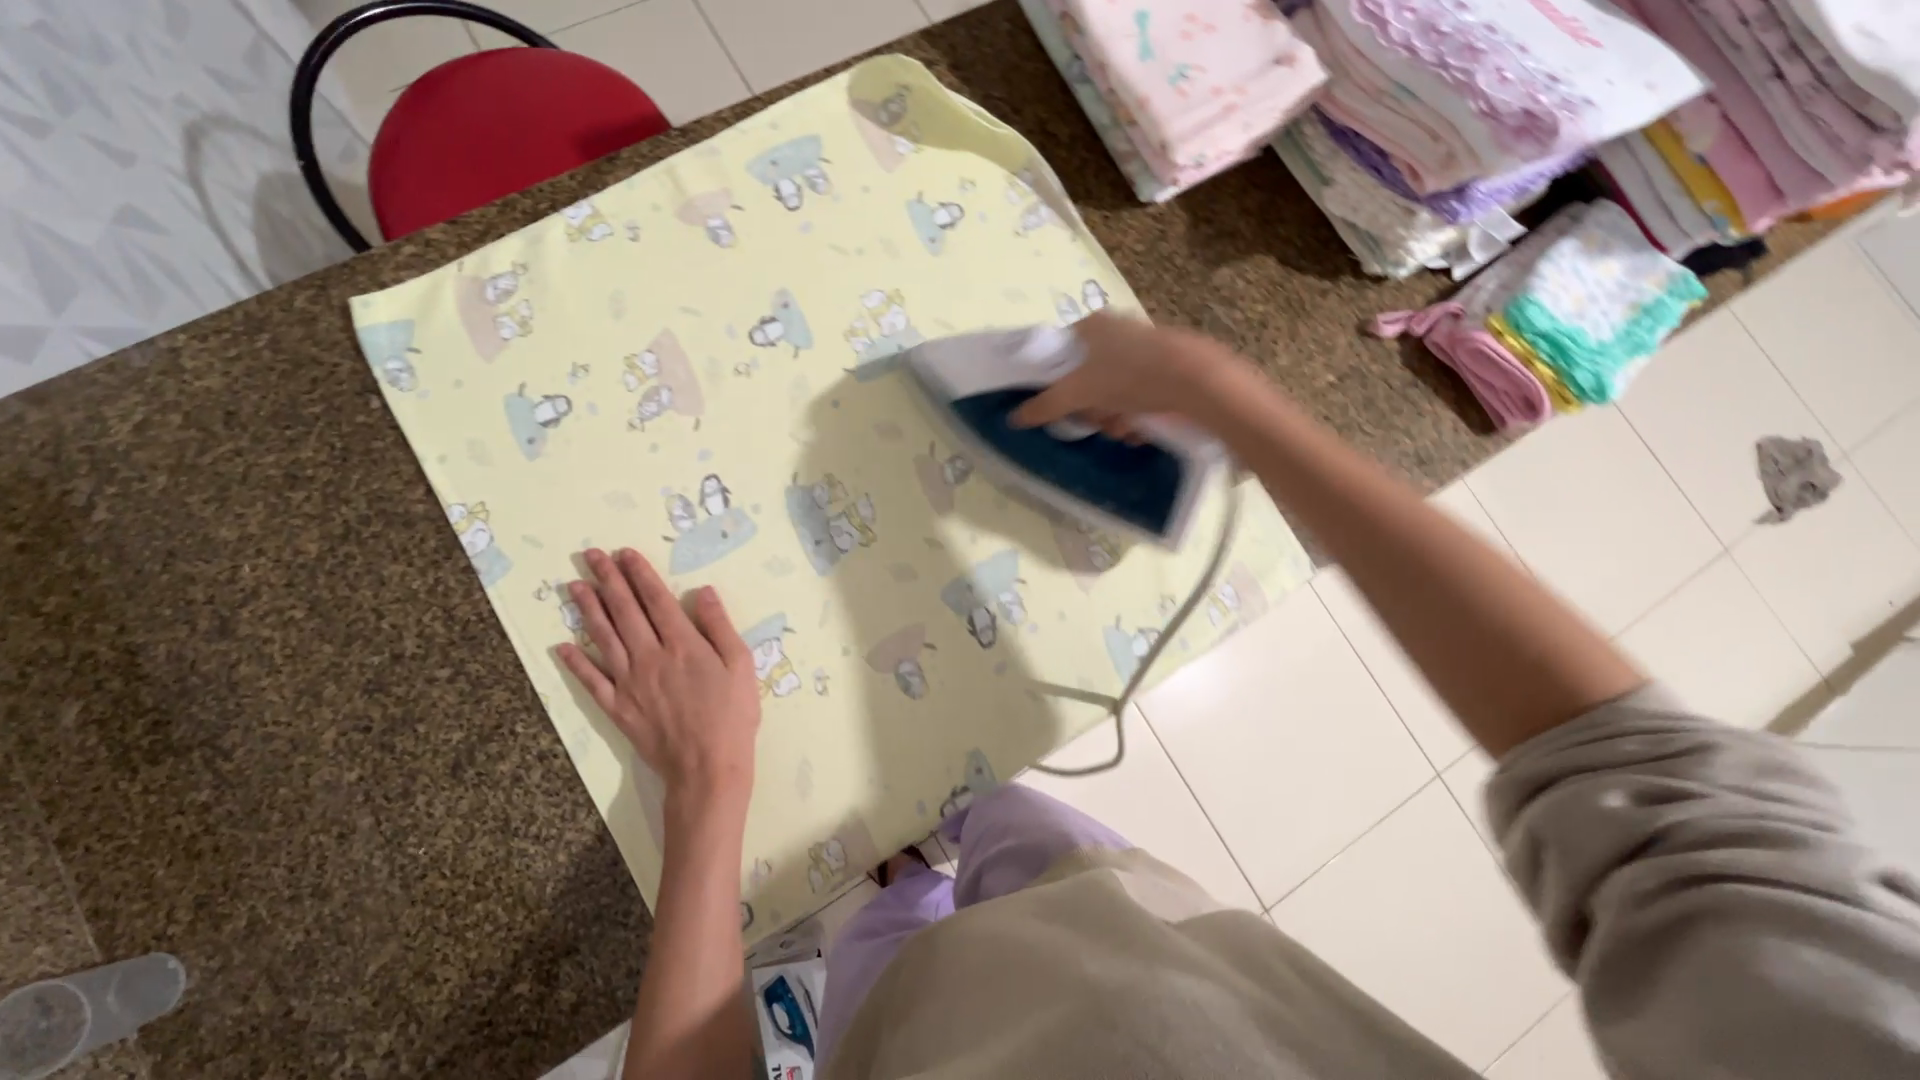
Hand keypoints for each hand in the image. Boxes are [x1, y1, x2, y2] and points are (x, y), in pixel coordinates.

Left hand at [557, 548, 760, 810]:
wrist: (707, 766)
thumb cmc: (732, 715)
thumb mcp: (741, 665)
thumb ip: (720, 626)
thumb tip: (703, 592)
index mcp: (683, 644)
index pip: (656, 600)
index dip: (640, 574)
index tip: (625, 553)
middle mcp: (650, 656)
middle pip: (625, 611)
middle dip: (609, 580)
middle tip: (593, 556)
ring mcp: (629, 682)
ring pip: (604, 638)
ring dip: (588, 610)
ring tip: (575, 586)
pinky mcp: (618, 707)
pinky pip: (591, 680)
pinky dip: (576, 662)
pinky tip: (563, 646)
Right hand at [1009, 312, 1249, 436]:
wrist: (1198, 383)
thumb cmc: (1130, 376)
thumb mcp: (1079, 392)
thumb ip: (1044, 405)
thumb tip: (1013, 418)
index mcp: (1091, 325)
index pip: (1058, 348)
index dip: (1054, 378)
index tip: (1058, 402)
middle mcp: (1116, 332)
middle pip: (1085, 377)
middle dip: (1090, 407)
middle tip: (1095, 420)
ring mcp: (1143, 351)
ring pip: (1112, 392)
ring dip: (1113, 417)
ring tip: (1124, 429)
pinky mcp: (1165, 371)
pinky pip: (1138, 397)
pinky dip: (1137, 416)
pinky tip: (1142, 430)